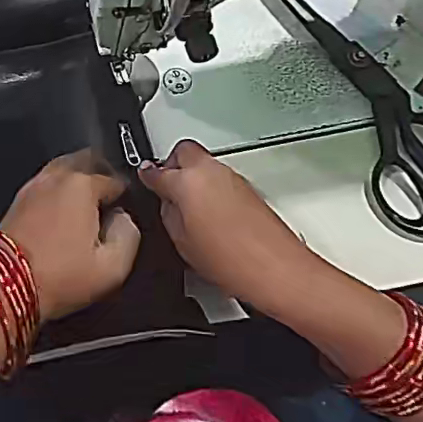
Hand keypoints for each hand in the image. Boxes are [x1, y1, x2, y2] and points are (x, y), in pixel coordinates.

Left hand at [0, 151, 140, 320]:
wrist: (7, 285)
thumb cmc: (55, 277)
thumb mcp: (112, 267)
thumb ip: (129, 235)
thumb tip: (125, 220)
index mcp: (82, 186)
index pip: (115, 179)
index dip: (126, 194)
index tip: (127, 208)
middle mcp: (56, 178)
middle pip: (86, 159)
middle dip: (103, 171)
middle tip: (112, 192)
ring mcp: (33, 186)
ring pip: (64, 167)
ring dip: (79, 176)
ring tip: (90, 200)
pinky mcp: (18, 200)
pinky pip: (46, 182)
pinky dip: (59, 188)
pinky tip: (65, 210)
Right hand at [137, 140, 315, 313]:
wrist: (277, 270)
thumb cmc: (235, 260)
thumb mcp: (181, 242)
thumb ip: (167, 214)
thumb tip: (167, 205)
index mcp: (187, 182)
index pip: (156, 171)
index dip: (147, 176)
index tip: (145, 178)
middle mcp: (212, 172)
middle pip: (183, 150)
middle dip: (171, 164)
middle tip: (166, 184)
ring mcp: (233, 178)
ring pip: (205, 163)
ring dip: (194, 176)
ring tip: (190, 206)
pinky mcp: (249, 188)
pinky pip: (222, 178)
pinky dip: (212, 187)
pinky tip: (211, 214)